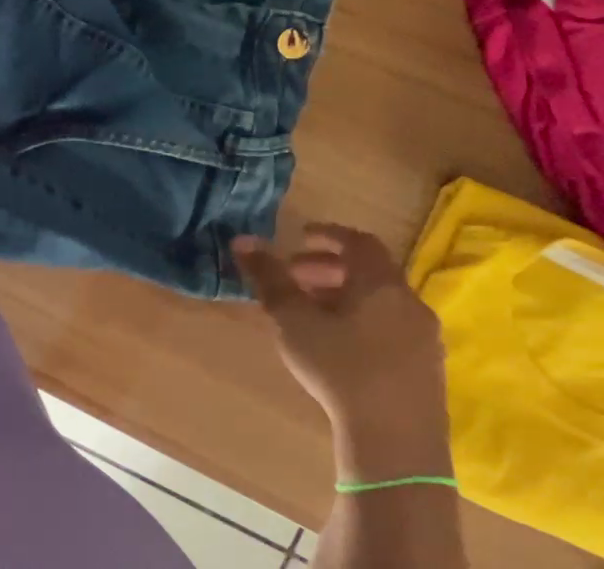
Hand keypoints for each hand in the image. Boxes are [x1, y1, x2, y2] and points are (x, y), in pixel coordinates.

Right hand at [232, 225, 449, 474]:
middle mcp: (410, 304)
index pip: (361, 242)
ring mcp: (424, 336)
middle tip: (293, 276)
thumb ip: (269, 277)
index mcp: (381, 286)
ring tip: (309, 310)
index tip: (298, 236)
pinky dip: (362, 316)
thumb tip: (244, 238)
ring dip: (344, 293)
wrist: (396, 437)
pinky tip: (336, 340)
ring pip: (381, 299)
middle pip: (371, 271)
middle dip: (329, 267)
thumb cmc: (339, 366)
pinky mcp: (426, 364)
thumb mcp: (292, 318)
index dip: (329, 234)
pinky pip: (391, 323)